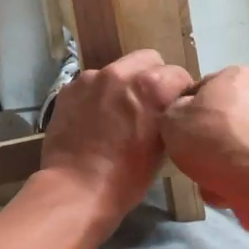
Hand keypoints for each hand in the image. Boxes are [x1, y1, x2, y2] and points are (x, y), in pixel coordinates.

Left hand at [37, 49, 193, 227]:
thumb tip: (168, 107)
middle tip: (148, 103)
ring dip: (123, 84)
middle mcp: (119, 73)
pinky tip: (95, 117)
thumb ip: (166, 116)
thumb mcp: (161, 148)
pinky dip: (98, 93)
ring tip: (118, 112)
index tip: (175, 106)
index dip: (180, 91)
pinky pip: (92, 82)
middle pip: (147, 59)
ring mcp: (90, 78)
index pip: (178, 74)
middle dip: (153, 77)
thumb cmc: (125, 177)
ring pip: (117, 69)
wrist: (75, 189)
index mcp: (150, 86)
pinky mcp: (68, 88)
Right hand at [160, 66, 248, 219]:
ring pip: (242, 146)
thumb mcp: (171, 119)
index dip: (185, 112)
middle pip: (225, 120)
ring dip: (226, 163)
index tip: (178, 133)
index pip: (202, 90)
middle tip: (195, 159)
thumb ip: (174, 112)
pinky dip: (244, 179)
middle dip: (210, 140)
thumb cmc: (214, 138)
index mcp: (239, 76)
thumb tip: (185, 115)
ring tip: (211, 183)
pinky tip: (230, 193)